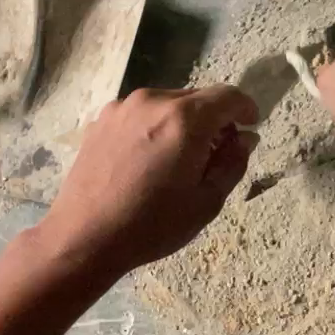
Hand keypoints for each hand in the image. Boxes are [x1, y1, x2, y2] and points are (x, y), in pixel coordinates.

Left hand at [40, 86, 259, 276]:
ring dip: (185, 122)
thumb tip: (244, 139)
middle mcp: (154, 101)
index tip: (250, 126)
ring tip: (180, 159)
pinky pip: (143, 112)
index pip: (228, 96)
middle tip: (216, 153)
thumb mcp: (207, 201)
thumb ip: (232, 163)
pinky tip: (150, 159)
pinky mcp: (102, 119)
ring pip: (170, 103)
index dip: (245, 109)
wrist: (84, 238)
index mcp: (185, 120)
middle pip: (198, 97)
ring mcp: (123, 107)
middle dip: (215, 119)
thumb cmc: (152, 226)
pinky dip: (157, 126)